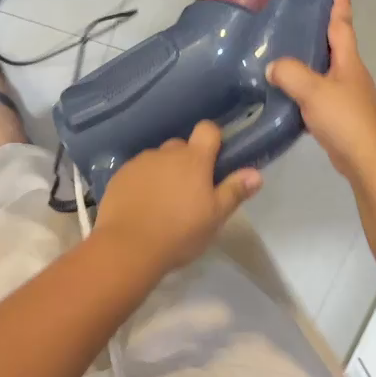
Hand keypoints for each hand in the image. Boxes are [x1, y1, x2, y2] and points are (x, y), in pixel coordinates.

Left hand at [93, 121, 261, 271]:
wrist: (128, 247)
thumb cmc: (180, 232)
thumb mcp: (215, 217)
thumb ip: (235, 191)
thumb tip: (256, 173)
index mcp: (193, 159)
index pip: (207, 130)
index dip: (213, 139)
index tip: (215, 160)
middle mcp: (165, 153)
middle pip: (181, 147)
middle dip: (187, 162)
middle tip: (190, 192)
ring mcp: (140, 163)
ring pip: (158, 160)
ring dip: (164, 172)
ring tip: (163, 202)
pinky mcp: (119, 175)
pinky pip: (137, 172)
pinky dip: (143, 182)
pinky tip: (142, 206)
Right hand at [267, 0, 375, 180]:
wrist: (365, 159)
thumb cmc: (345, 119)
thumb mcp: (314, 91)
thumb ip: (290, 73)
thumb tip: (272, 66)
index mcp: (349, 63)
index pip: (343, 27)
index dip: (341, 7)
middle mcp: (350, 75)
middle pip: (335, 47)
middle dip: (322, 31)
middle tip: (302, 16)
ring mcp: (346, 96)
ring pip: (325, 71)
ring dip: (311, 61)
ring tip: (287, 51)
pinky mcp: (338, 116)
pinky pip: (318, 93)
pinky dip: (305, 87)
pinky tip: (287, 91)